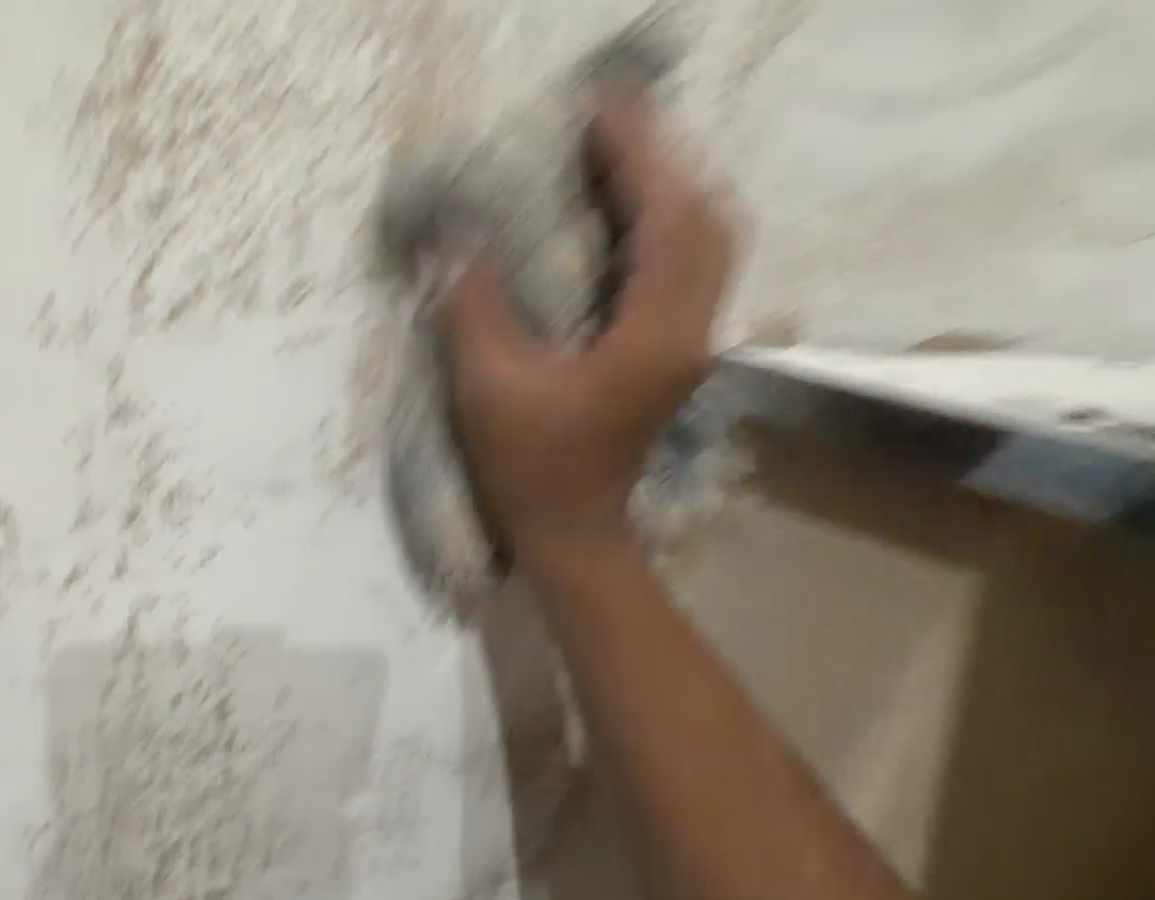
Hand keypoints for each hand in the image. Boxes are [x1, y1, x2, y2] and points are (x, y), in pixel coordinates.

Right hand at [441, 89, 738, 573]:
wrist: (575, 532)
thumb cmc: (532, 470)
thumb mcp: (490, 391)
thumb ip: (474, 311)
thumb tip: (453, 243)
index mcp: (655, 334)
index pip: (666, 218)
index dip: (638, 151)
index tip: (597, 104)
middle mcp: (692, 328)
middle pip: (705, 215)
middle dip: (663, 155)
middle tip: (605, 120)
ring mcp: (691, 339)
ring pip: (706, 237)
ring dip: (669, 183)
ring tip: (615, 153)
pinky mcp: (675, 349)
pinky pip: (689, 263)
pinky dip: (666, 220)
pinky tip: (625, 212)